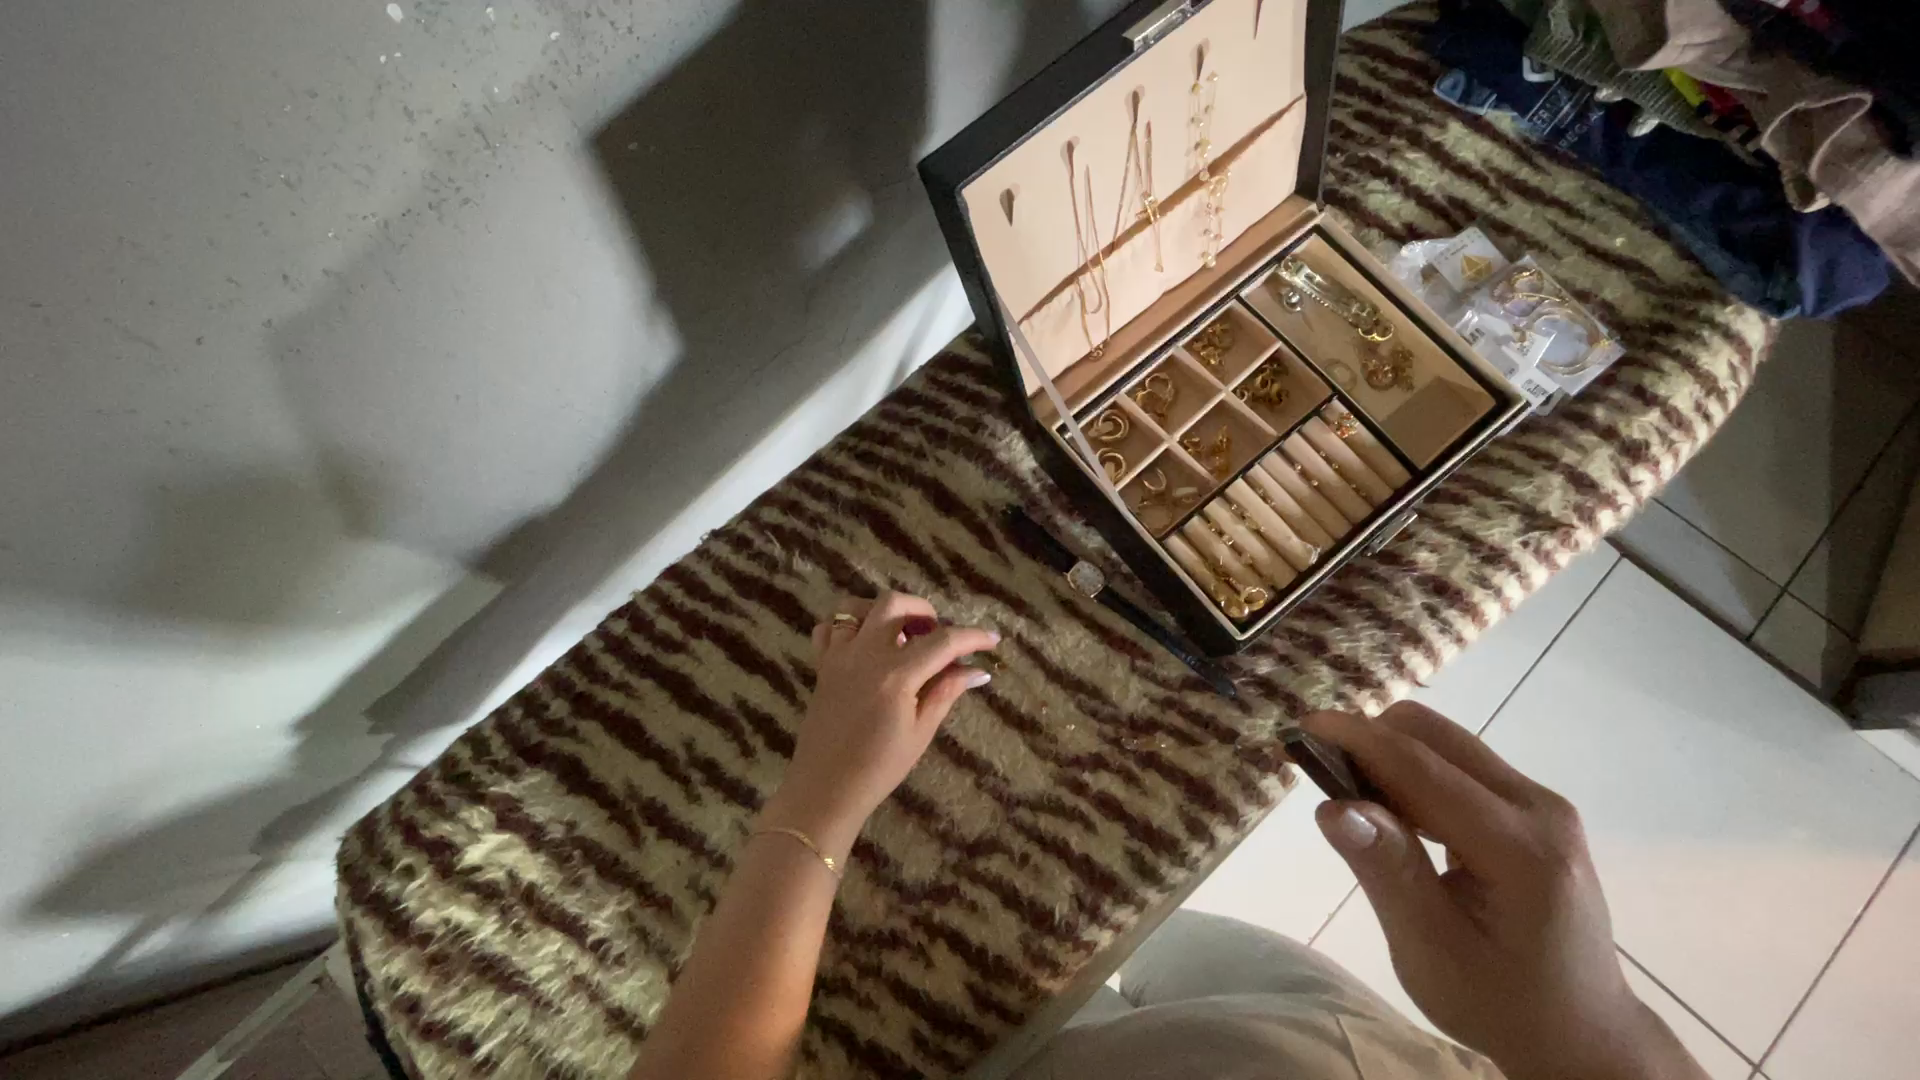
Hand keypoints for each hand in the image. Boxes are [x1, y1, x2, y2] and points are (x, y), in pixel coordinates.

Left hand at [763, 592, 998, 857]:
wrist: (826, 788)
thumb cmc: (879, 767)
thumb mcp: (921, 731)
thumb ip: (946, 692)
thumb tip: (977, 671)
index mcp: (897, 675)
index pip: (942, 642)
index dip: (971, 637)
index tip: (991, 639)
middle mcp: (866, 655)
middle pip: (895, 604)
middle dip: (922, 610)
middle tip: (935, 633)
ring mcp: (839, 657)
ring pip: (856, 607)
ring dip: (882, 612)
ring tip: (899, 634)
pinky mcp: (822, 666)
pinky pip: (829, 629)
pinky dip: (847, 628)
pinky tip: (863, 645)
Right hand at [1303, 704, 1705, 1079]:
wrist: (1582, 1032)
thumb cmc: (1499, 1002)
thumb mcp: (1430, 950)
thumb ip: (1387, 871)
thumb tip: (1332, 807)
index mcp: (1520, 849)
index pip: (1420, 767)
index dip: (1356, 739)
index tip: (1300, 727)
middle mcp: (1538, 808)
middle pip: (1433, 736)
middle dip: (1369, 740)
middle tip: (1326, 778)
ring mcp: (1539, 803)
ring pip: (1443, 741)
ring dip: (1388, 753)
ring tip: (1357, 804)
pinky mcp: (1532, 806)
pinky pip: (1456, 761)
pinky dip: (1410, 769)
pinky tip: (1395, 815)